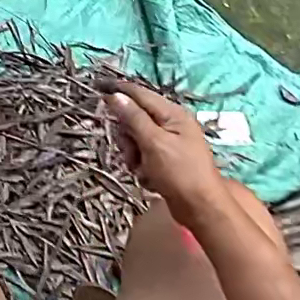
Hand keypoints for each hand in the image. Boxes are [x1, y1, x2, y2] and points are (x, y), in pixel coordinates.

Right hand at [102, 79, 230, 224]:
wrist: (201, 210)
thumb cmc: (180, 173)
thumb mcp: (154, 142)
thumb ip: (134, 118)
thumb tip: (116, 95)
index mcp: (172, 114)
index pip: (140, 94)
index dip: (119, 91)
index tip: (97, 89)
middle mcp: (171, 124)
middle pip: (134, 119)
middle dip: (128, 137)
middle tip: (131, 152)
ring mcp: (168, 143)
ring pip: (135, 140)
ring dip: (133, 155)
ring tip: (142, 169)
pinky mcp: (165, 160)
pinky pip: (143, 156)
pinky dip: (142, 167)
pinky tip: (150, 179)